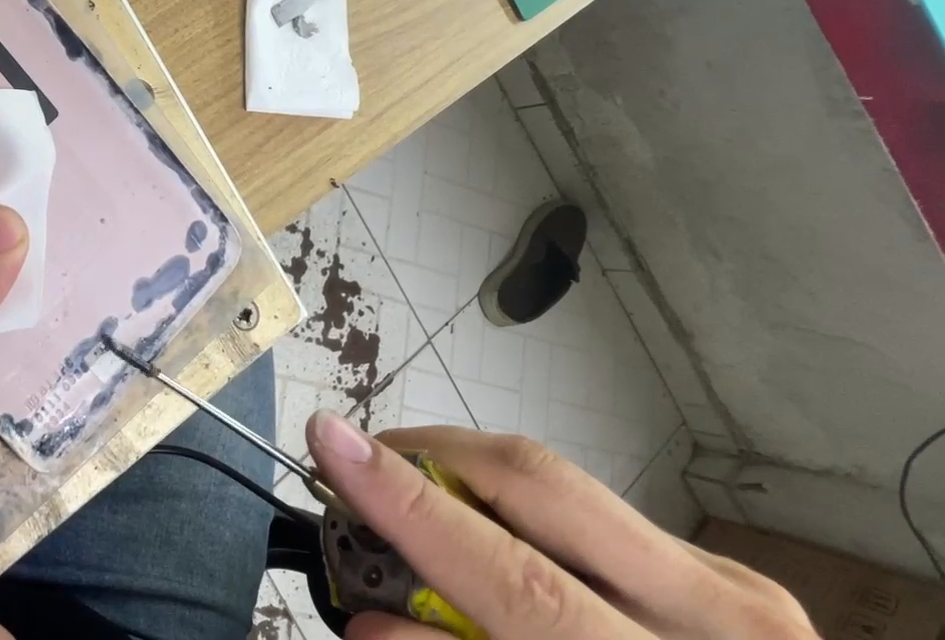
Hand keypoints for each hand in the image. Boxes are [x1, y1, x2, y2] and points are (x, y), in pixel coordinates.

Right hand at [303, 415, 815, 638]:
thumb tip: (364, 621)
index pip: (517, 579)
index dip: (409, 506)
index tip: (327, 438)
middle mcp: (720, 622)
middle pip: (535, 480)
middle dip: (425, 454)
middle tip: (354, 459)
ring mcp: (731, 586)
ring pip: (550, 473)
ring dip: (455, 470)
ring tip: (400, 490)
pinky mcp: (723, 569)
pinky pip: (574, 497)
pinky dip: (500, 496)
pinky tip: (473, 523)